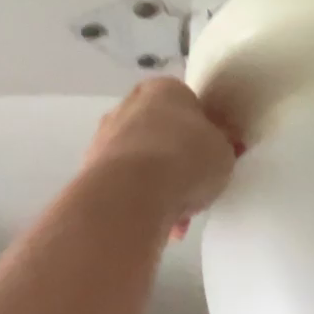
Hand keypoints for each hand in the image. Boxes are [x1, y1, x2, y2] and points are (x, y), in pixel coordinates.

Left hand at [82, 78, 237, 235]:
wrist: (131, 192)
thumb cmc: (186, 160)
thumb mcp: (224, 151)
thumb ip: (222, 145)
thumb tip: (218, 144)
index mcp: (164, 89)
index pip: (189, 105)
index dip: (204, 135)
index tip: (212, 161)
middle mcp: (128, 105)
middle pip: (161, 135)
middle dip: (177, 164)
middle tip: (194, 192)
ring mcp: (104, 138)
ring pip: (141, 164)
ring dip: (159, 189)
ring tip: (178, 220)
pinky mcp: (89, 170)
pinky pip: (125, 186)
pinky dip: (140, 203)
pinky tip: (157, 224)